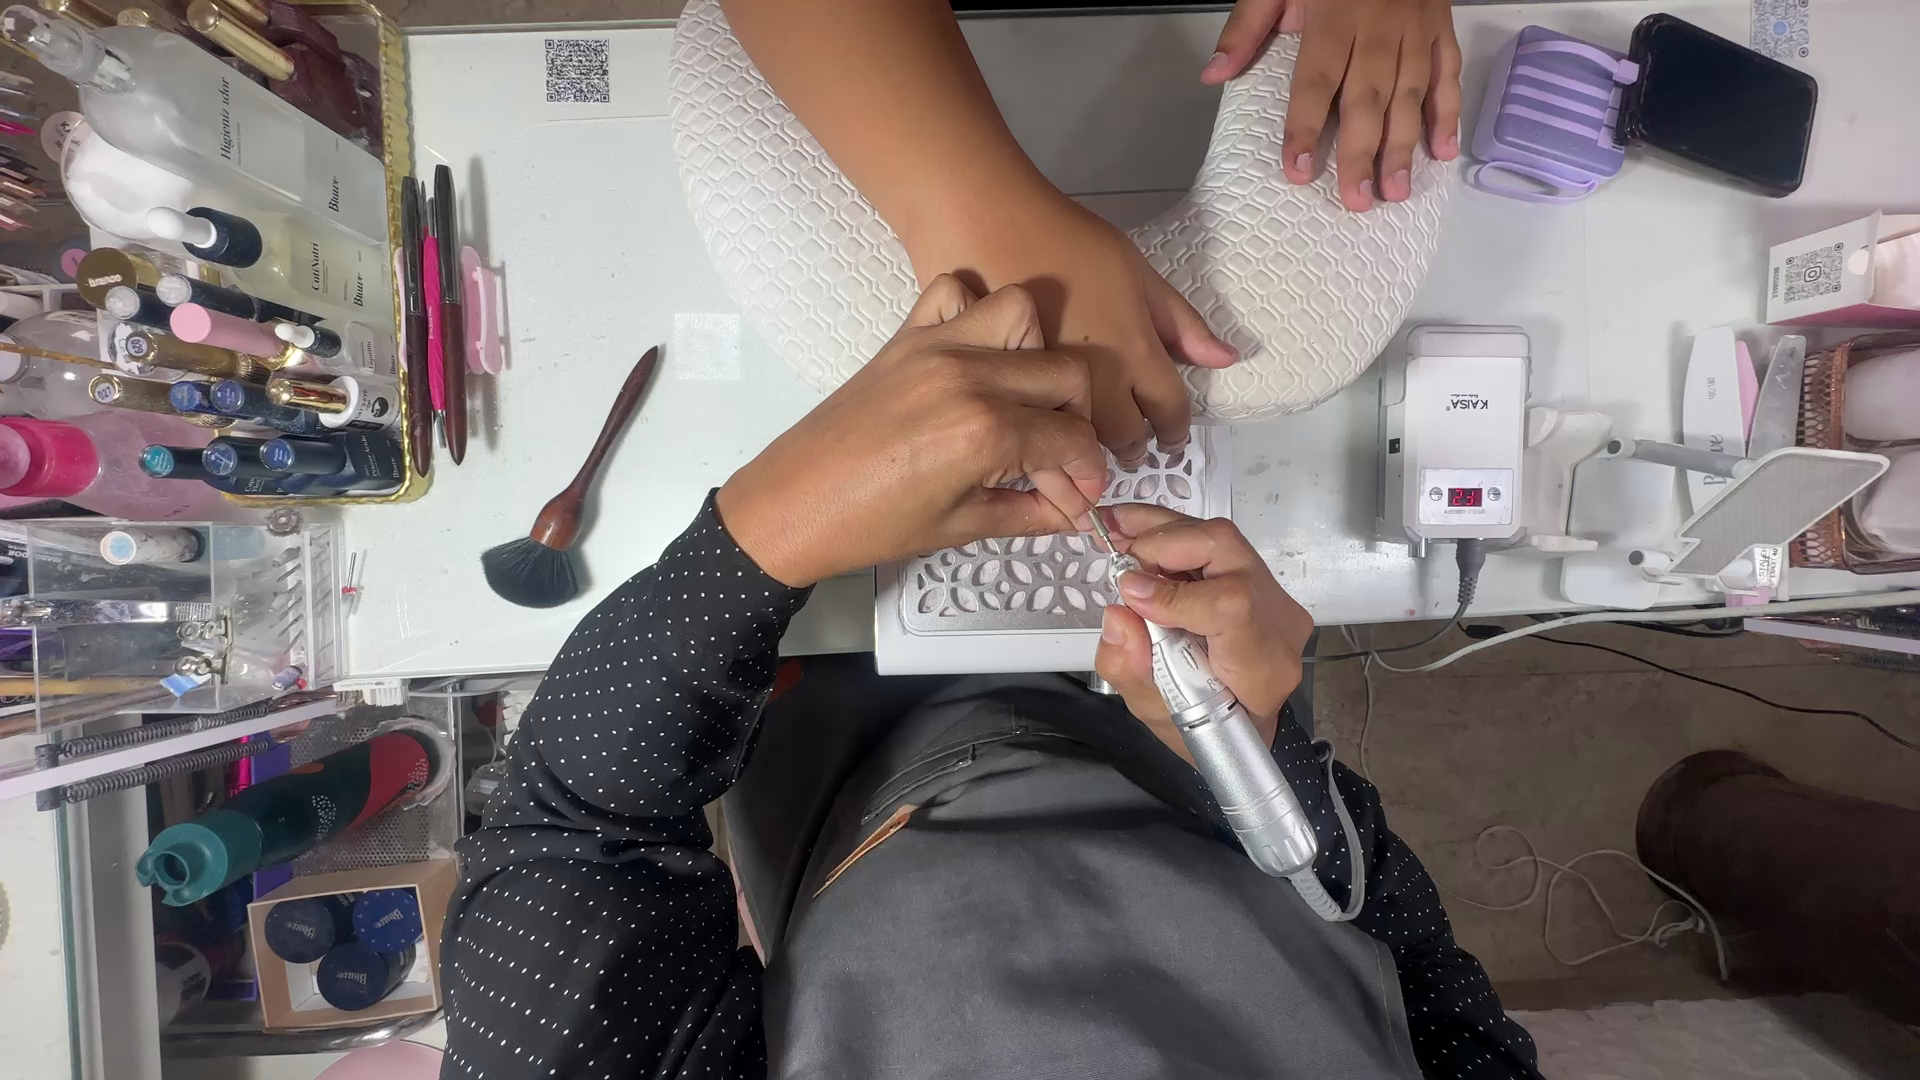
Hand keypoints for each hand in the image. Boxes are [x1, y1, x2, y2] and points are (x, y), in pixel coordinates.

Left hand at [717, 276, 1107, 586]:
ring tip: (1025, 400)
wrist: (794, 504)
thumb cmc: (872, 526)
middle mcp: (967, 374)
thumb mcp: (961, 527)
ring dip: (1040, 354)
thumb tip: (1076, 511)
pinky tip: (975, 358)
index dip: (1089, 470)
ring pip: (1023, 313)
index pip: (1072, 437)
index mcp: (983, 432)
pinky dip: (976, 312)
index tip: (1082, 492)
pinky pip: (954, 291)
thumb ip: (1031, 512)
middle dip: (1080, 418)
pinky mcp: (905, 336)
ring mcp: (934, 345)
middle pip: (1067, 372)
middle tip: (1060, 454)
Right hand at [910, 193, 1237, 465]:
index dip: (1177, 431)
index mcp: (1135, 351)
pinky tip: (1053, 433)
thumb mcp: (1138, 271)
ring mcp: (1049, 391)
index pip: (1170, 410)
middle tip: (1135, 451)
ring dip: (1094, 449)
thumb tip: (1226, 360)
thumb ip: (1180, 321)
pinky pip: (1038, 431)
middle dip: (1135, 448)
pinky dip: (1052, 438)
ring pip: (1080, 443)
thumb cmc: (1069, 242)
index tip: (1174, 440)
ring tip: (1096, 448)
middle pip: (1126, 437)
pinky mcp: (1009, 393)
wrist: (990, 229)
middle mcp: (1097, 382)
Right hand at [1093, 505, 1313, 762]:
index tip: (1129, 595)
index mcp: (1261, 666)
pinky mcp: (1254, 575)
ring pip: (1218, 535)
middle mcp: (1277, 620)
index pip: (1231, 605)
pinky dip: (1168, 531)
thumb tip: (1118, 614)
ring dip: (1159, 530)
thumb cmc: (1202, 726)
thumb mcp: (1152, 712)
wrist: (1238, 723)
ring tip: (1115, 532)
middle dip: (1162, 546)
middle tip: (1122, 565)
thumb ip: (1129, 667)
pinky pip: (1213, 539)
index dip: (1173, 593)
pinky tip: (1133, 531)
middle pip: (1226, 550)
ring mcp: (1271, 592)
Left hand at [1201, 0, 1462, 211]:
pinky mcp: (1440, 23)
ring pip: (1411, 93)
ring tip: (1395, 192)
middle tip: (1356, 201)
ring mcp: (1415, 27)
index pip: (1315, 84)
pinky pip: (1447, 71)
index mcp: (1334, 18)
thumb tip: (1214, 74)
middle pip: (1368, 99)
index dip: (1305, 129)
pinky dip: (1449, 112)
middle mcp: (1378, 27)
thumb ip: (1247, 26)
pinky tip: (1441, 152)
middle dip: (1362, 153)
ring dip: (1405, 146)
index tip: (1298, 172)